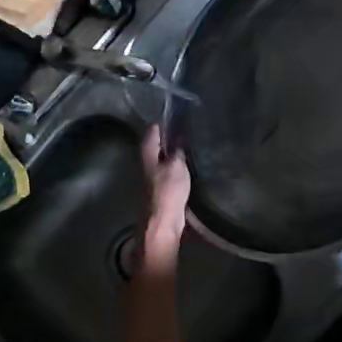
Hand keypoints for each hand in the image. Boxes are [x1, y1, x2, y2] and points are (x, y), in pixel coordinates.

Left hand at [138, 125, 190, 274]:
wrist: (163, 224)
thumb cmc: (168, 192)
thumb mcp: (177, 166)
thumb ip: (178, 152)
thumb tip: (181, 140)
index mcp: (148, 155)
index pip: (152, 132)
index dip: (163, 123)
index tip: (177, 116)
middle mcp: (147, 165)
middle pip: (157, 147)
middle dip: (170, 139)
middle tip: (189, 130)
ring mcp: (154, 180)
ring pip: (164, 161)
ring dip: (176, 155)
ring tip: (194, 147)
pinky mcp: (162, 192)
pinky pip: (171, 175)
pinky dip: (179, 169)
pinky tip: (192, 168)